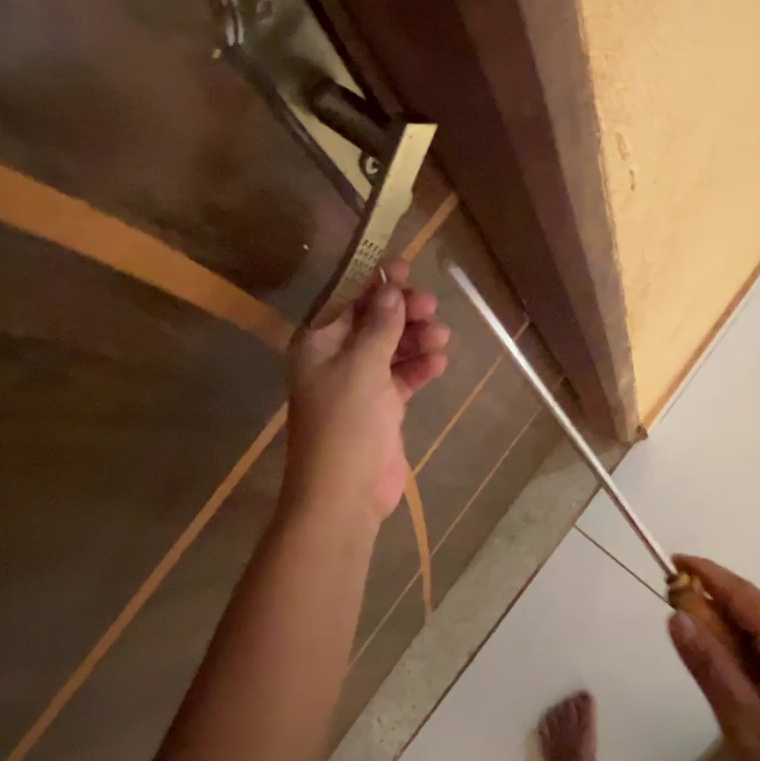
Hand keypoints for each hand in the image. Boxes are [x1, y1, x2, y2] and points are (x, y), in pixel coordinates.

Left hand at [284, 259, 449, 526]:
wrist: (343, 494)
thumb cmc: (345, 423)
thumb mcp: (362, 367)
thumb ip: (379, 326)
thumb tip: (391, 291)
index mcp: (317, 344)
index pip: (347, 300)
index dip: (375, 283)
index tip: (406, 266)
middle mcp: (334, 359)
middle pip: (372, 322)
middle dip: (402, 311)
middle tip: (431, 306)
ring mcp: (358, 385)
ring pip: (391, 348)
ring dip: (415, 339)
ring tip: (442, 336)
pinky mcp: (380, 408)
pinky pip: (401, 377)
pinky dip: (419, 368)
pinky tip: (439, 363)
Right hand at [669, 556, 759, 760]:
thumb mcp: (747, 727)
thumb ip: (711, 667)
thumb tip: (676, 615)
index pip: (744, 594)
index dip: (705, 575)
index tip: (670, 561)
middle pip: (755, 607)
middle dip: (712, 607)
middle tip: (674, 618)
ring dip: (729, 631)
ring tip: (699, 654)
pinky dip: (749, 649)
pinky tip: (733, 673)